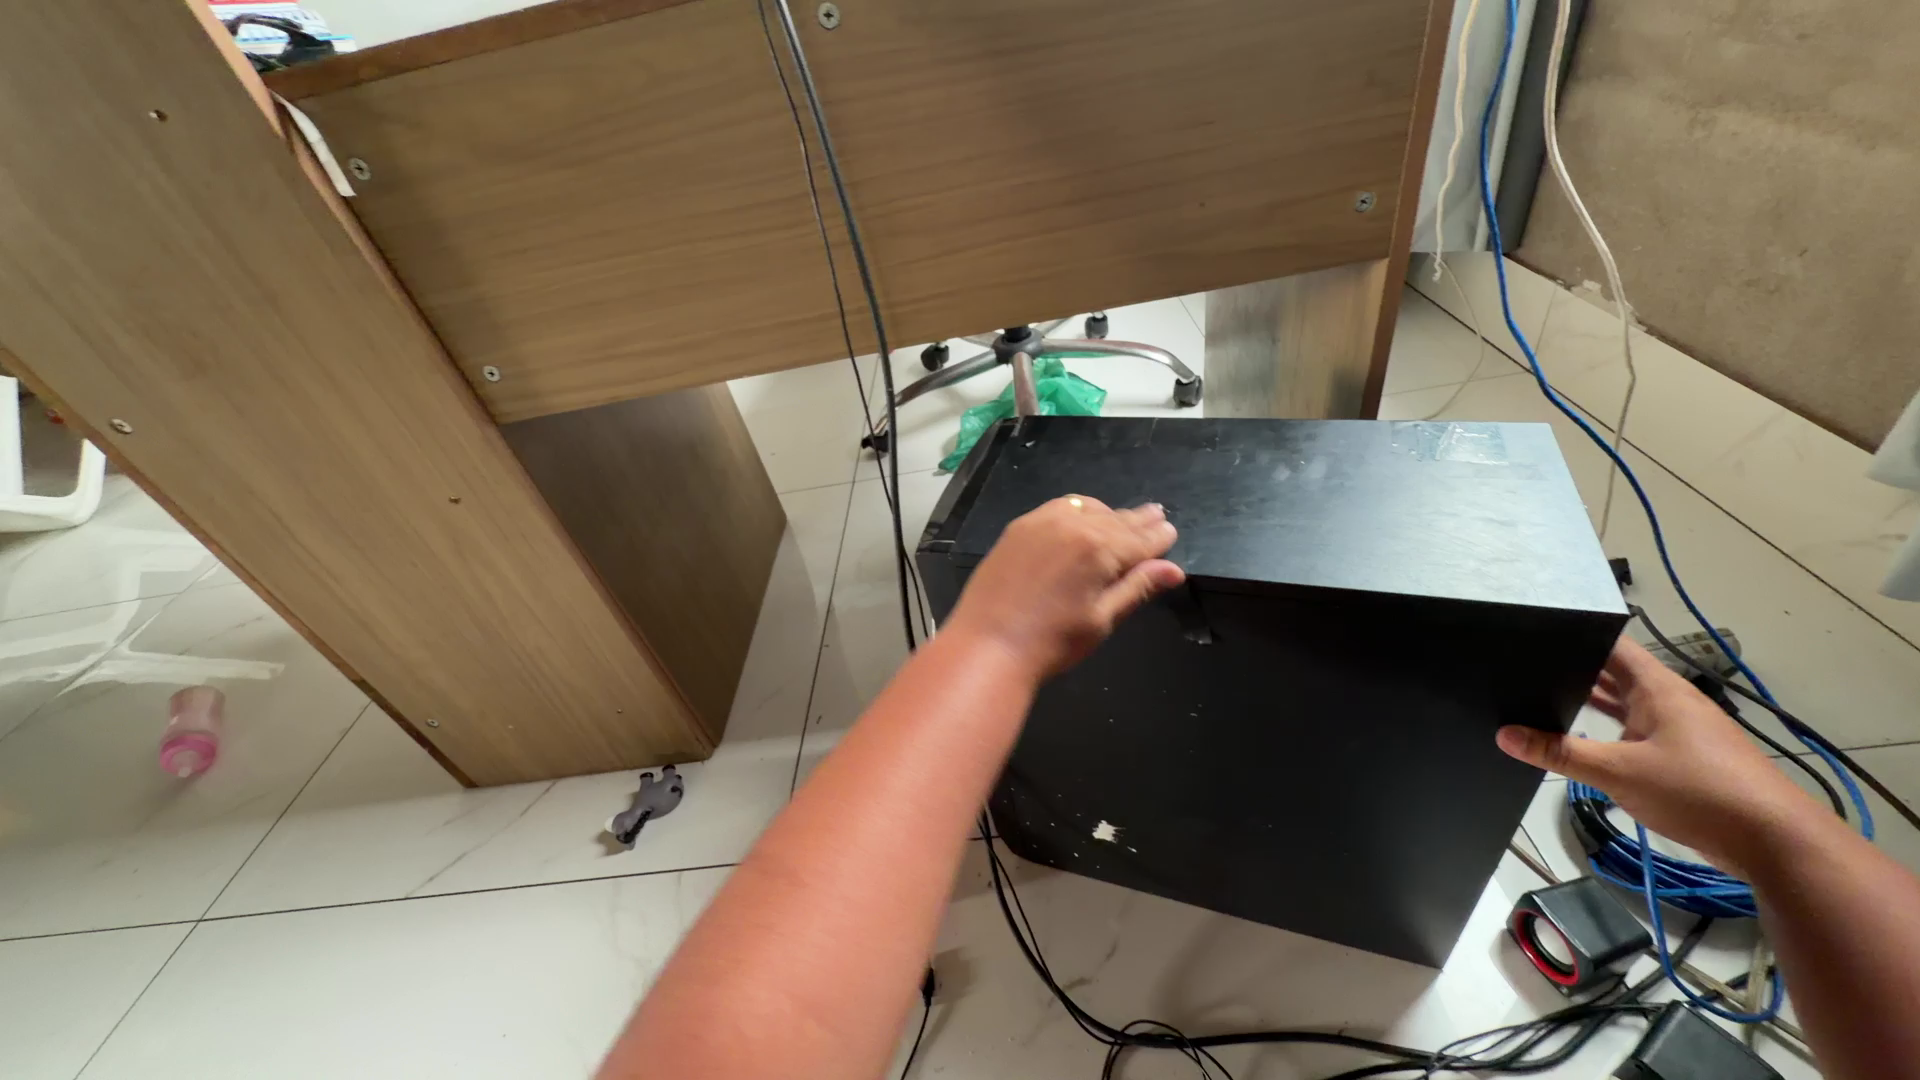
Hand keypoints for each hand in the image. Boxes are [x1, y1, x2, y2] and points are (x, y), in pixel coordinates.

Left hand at [942, 496, 1184, 680]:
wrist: (987, 645)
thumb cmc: (1052, 642)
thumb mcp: (1102, 619)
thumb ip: (1137, 588)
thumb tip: (1174, 569)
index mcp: (1099, 549)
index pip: (1140, 540)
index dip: (1158, 537)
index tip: (1170, 531)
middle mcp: (1072, 526)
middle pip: (1115, 520)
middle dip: (1138, 521)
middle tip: (1156, 514)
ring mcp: (1041, 522)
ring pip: (1086, 508)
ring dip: (1108, 513)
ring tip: (1122, 518)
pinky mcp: (1018, 528)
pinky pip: (1057, 508)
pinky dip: (1077, 510)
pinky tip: (1081, 517)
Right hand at [1495, 636, 1828, 877]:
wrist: (1778, 844)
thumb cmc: (1699, 793)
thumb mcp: (1619, 773)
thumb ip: (1559, 753)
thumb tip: (1503, 734)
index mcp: (1658, 690)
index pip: (1612, 646)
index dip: (1574, 635)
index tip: (1531, 633)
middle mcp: (1670, 702)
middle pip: (1615, 673)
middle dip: (1572, 668)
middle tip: (1521, 666)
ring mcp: (1680, 729)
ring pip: (1625, 703)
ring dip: (1590, 701)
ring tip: (1540, 696)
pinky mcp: (1685, 756)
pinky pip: (1635, 729)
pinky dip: (1607, 729)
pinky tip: (1582, 738)